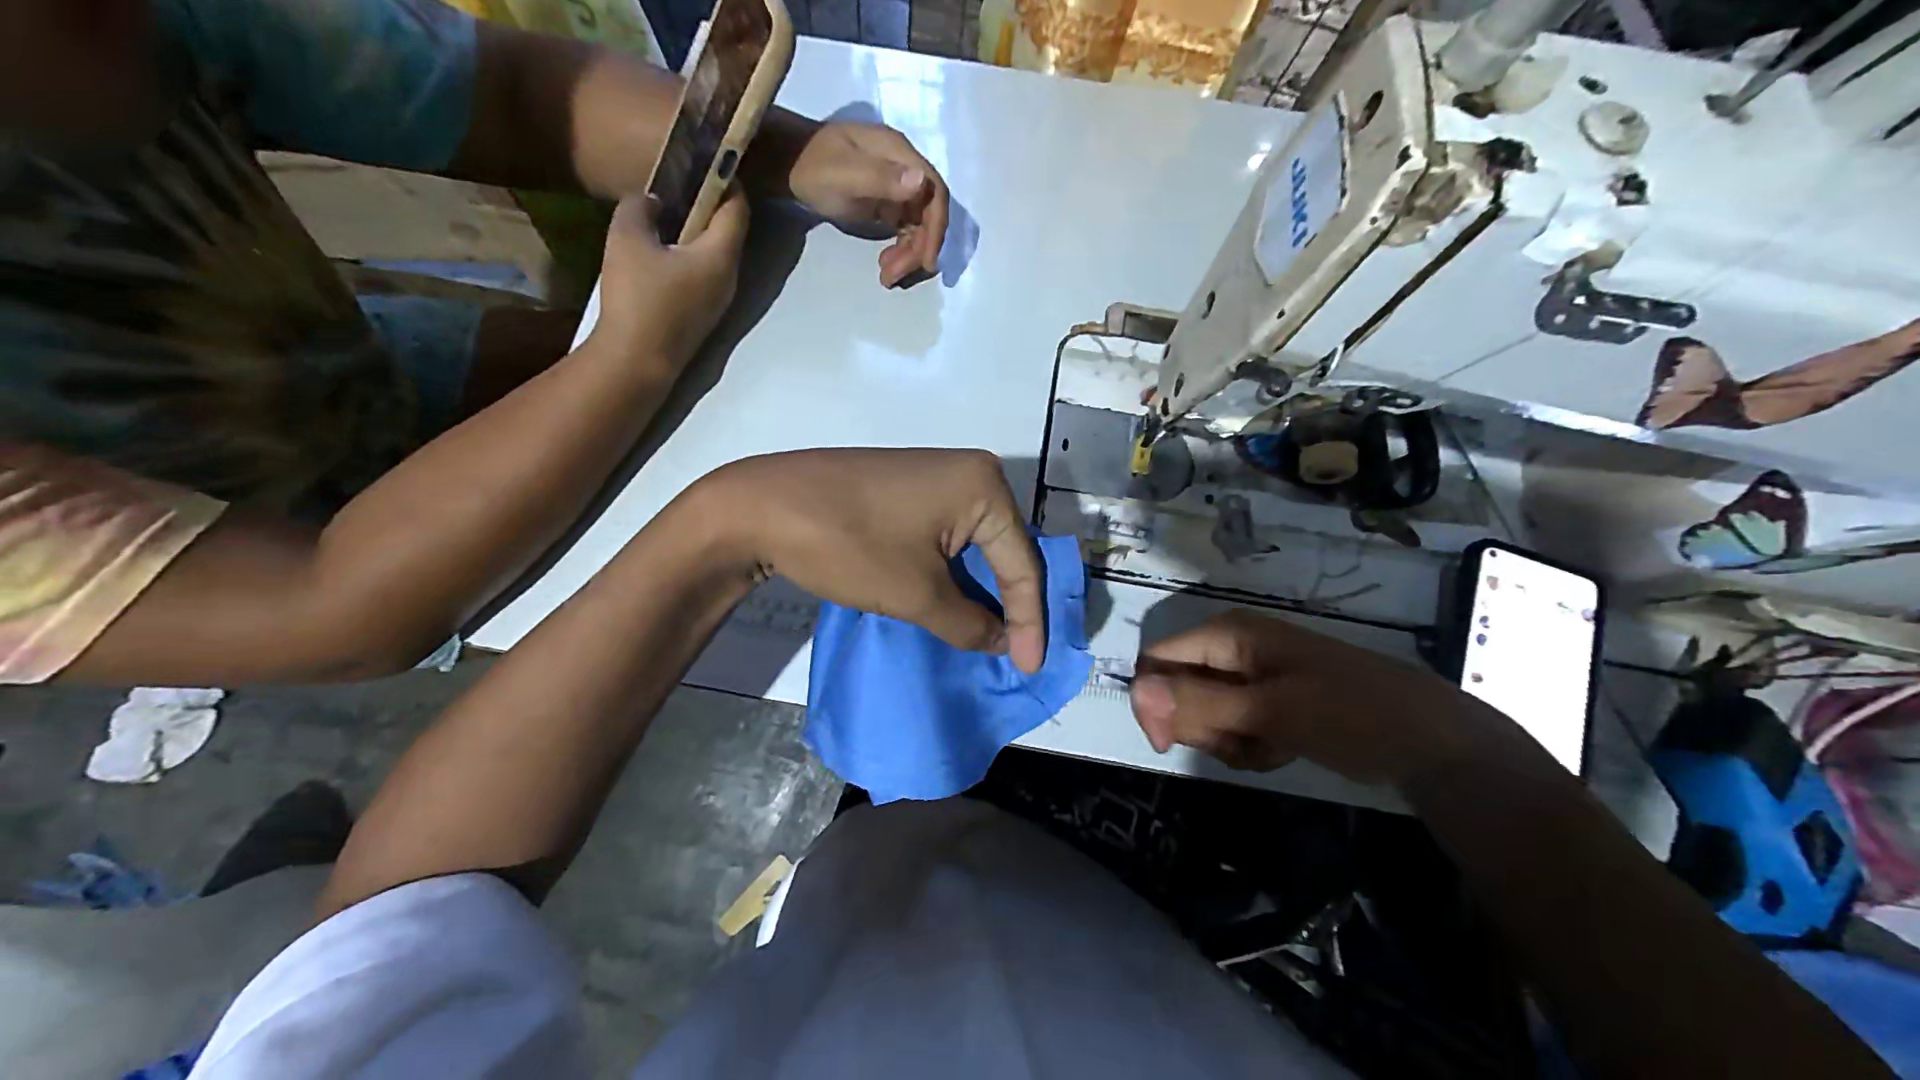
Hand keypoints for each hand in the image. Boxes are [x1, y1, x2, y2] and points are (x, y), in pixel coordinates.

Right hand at [589, 187, 749, 365]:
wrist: (638, 361)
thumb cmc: (638, 297)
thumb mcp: (629, 239)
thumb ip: (641, 208)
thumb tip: (653, 201)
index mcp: (721, 256)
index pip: (738, 209)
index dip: (728, 181)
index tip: (712, 160)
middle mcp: (730, 278)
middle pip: (730, 232)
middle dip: (713, 204)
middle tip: (687, 180)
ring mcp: (720, 301)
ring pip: (717, 255)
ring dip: (700, 231)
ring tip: (672, 210)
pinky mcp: (704, 316)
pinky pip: (706, 274)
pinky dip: (693, 254)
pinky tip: (666, 249)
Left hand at [698, 448, 1044, 671]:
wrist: (759, 507)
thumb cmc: (848, 545)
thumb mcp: (916, 595)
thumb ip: (970, 624)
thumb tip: (1002, 642)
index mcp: (984, 485)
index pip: (1022, 562)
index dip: (1030, 621)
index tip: (1030, 669)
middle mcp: (969, 471)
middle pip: (1004, 549)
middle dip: (1010, 604)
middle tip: (1017, 653)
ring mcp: (936, 476)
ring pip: (975, 545)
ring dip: (981, 591)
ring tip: (992, 636)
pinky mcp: (907, 488)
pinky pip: (948, 535)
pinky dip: (954, 573)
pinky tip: (957, 602)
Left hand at [784, 122, 948, 286]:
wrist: (789, 165)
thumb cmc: (814, 167)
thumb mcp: (844, 174)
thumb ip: (882, 178)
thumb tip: (921, 182)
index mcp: (899, 155)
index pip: (934, 193)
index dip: (936, 228)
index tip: (926, 261)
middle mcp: (904, 169)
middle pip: (927, 214)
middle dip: (917, 249)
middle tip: (895, 276)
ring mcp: (897, 188)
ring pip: (918, 226)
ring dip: (908, 254)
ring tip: (887, 276)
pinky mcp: (888, 204)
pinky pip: (905, 230)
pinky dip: (900, 250)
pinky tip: (885, 264)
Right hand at [1129, 611, 1524, 783]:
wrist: (1431, 742)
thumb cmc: (1349, 713)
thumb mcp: (1270, 711)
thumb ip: (1199, 703)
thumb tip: (1135, 690)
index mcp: (1227, 634)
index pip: (1157, 662)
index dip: (1154, 702)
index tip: (1169, 745)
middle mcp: (1232, 648)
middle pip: (1178, 689)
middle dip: (1201, 725)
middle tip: (1241, 740)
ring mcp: (1252, 676)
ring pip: (1204, 714)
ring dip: (1227, 740)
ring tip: (1270, 745)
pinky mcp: (1270, 701)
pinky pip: (1232, 727)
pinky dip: (1249, 746)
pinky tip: (1282, 750)